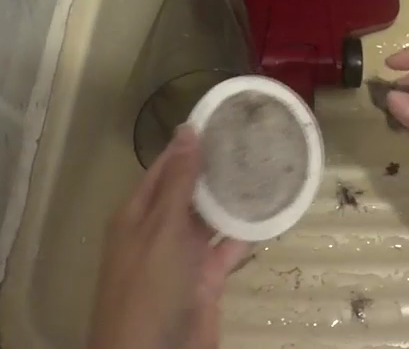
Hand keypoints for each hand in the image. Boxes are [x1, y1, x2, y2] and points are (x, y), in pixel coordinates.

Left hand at [88, 127, 249, 348]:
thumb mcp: (162, 230)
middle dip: (216, 167)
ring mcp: (182, 258)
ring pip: (211, 217)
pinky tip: (270, 210)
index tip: (222, 116)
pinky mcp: (205, 281)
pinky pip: (227, 248)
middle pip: (190, 190)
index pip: (166, 166)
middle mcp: (159, 231)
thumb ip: (179, 181)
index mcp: (138, 215)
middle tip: (253, 137)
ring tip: (265, 165)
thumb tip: (187, 128)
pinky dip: (246, 231)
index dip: (191, 142)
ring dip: (233, 197)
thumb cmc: (148, 291)